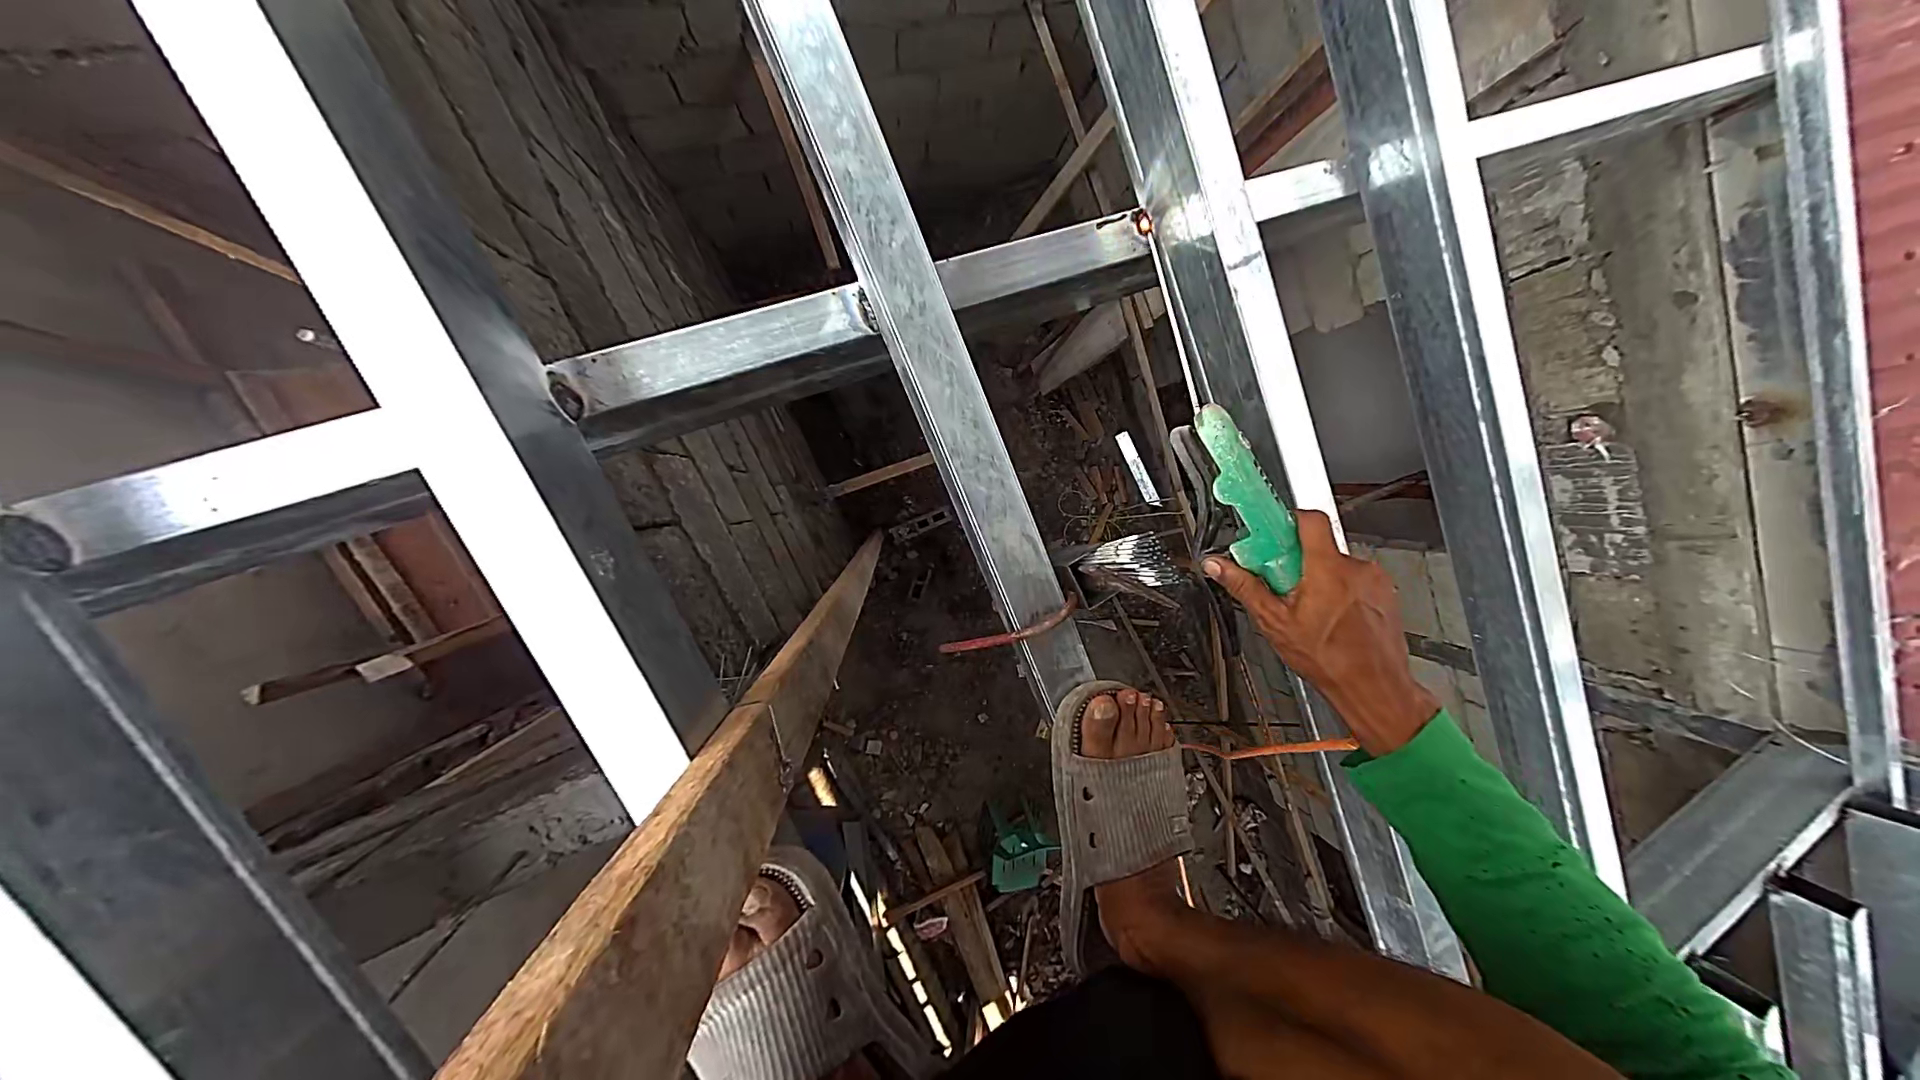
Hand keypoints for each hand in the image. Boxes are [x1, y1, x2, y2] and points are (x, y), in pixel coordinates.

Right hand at [1203, 510, 1438, 755]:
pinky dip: (1339, 591)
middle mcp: (1355, 568)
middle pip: (1317, 546)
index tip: (1269, 529)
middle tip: (1283, 586)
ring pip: (1335, 564)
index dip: (1287, 519)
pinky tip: (1329, 618)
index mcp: (1327, 569)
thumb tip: (1218, 566)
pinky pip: (1354, 579)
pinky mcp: (1385, 592)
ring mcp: (1374, 580)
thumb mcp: (1274, 622)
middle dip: (1296, 561)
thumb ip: (1245, 586)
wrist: (1374, 687)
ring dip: (1319, 578)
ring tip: (1308, 610)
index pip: (1309, 519)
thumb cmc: (1331, 660)